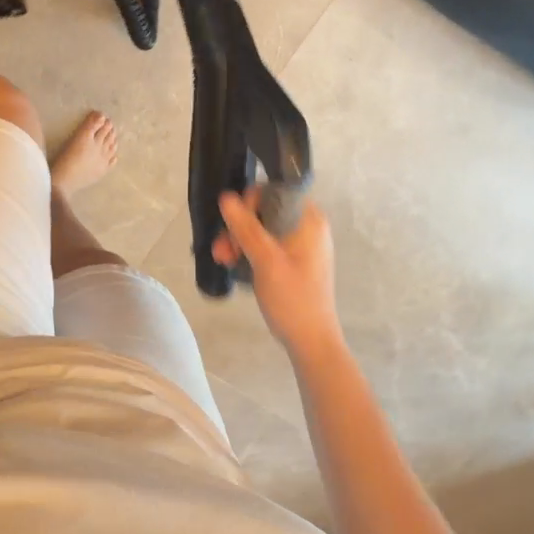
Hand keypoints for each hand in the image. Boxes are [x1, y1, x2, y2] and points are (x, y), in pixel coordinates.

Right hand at [212, 188, 342, 358]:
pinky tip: (232, 265)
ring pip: (262, 229)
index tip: (234, 224)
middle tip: (223, 249)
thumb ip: (246, 227)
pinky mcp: (293, 261)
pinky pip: (266, 245)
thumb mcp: (266, 260)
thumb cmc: (292, 299)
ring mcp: (300, 245)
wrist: (311, 342)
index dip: (250, 203)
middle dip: (239, 227)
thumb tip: (226, 197)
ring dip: (239, 240)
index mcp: (309, 220)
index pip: (275, 192)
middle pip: (265, 211)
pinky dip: (249, 252)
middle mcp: (307, 226)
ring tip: (222, 259)